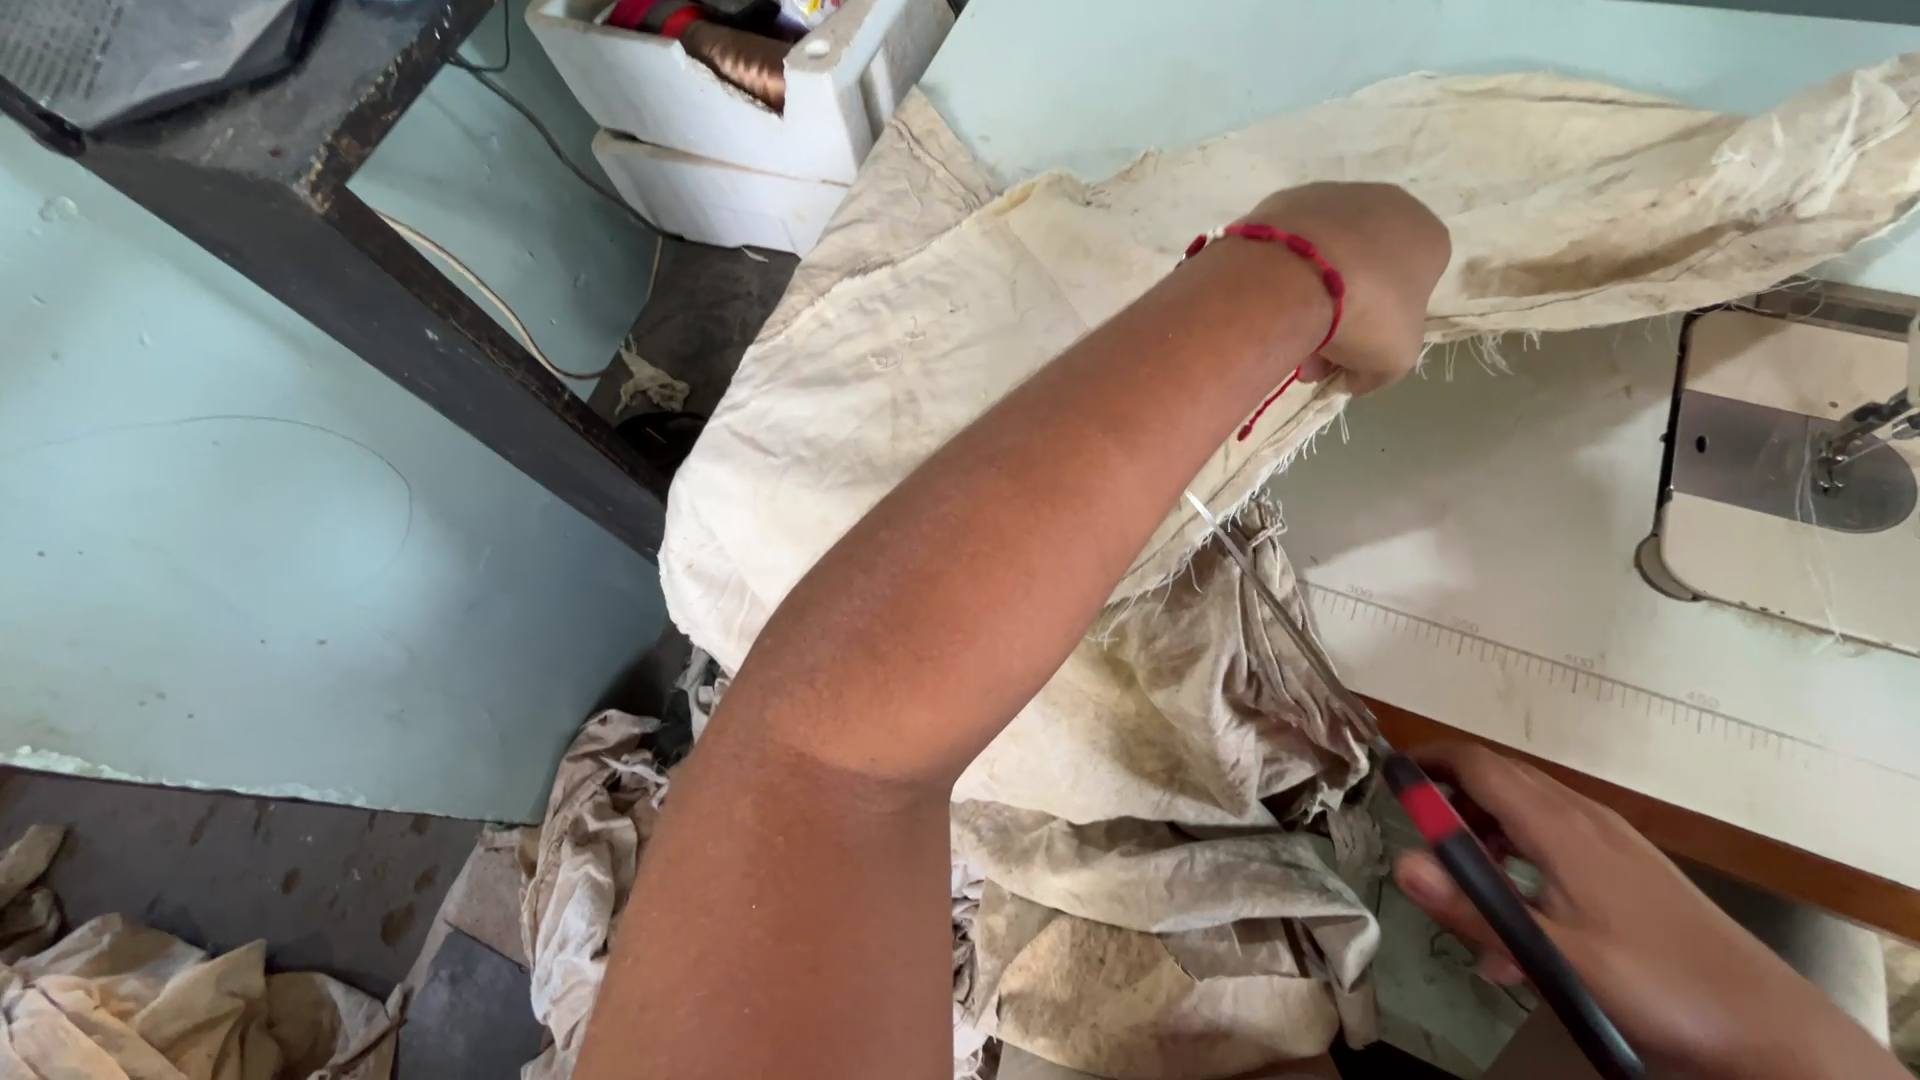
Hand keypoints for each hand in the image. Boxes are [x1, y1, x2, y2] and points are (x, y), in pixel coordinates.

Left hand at [1239, 183, 1449, 393]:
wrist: (1297, 271)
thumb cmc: (1367, 313)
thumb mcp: (1394, 361)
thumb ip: (1379, 371)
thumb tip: (1352, 377)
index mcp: (1428, 237)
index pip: (1410, 294)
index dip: (1378, 336)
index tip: (1344, 363)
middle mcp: (1388, 204)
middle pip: (1363, 279)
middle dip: (1337, 326)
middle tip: (1307, 362)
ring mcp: (1335, 195)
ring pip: (1324, 262)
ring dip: (1306, 303)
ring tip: (1281, 340)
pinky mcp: (1286, 199)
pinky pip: (1287, 249)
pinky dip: (1280, 276)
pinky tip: (1265, 303)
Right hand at [1392, 743, 1903, 1079]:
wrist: (1774, 1031)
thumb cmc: (1659, 987)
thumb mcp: (1558, 959)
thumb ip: (1476, 911)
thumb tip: (1403, 864)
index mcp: (1562, 826)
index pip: (1478, 765)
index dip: (1427, 762)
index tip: (1387, 776)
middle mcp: (1584, 818)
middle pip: (1499, 779)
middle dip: (1448, 796)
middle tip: (1417, 834)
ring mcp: (1611, 839)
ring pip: (1525, 809)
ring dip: (1482, 832)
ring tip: (1466, 885)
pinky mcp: (1627, 865)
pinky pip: (1553, 837)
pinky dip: (1517, 854)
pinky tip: (1520, 914)